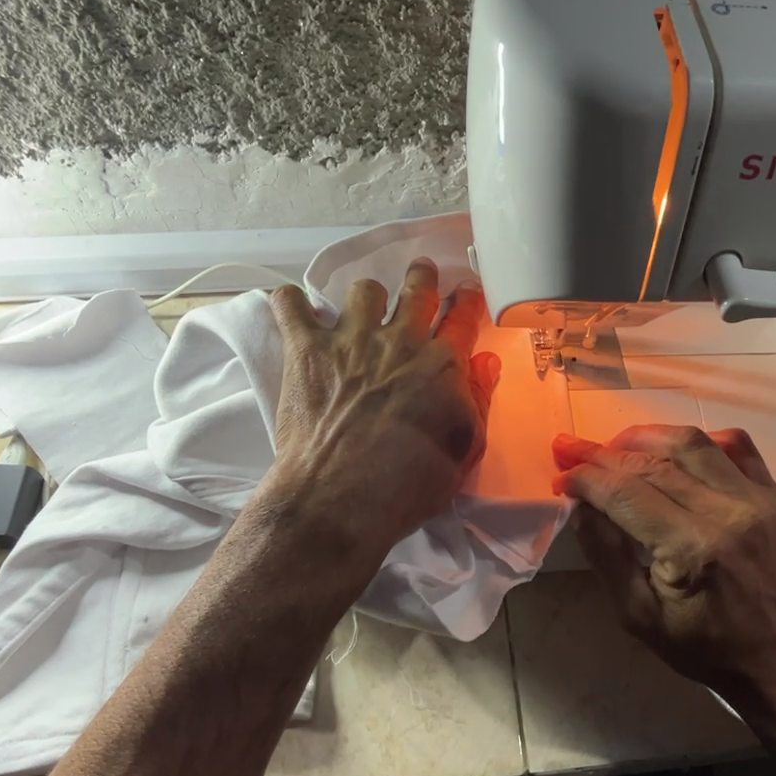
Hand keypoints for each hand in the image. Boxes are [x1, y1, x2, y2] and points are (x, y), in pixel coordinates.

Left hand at [266, 259, 500, 557]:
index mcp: (442, 366)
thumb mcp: (463, 452)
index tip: (466, 295)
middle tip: (421, 277)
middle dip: (422, 278)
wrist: (341, 498)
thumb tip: (485, 363)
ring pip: (364, 290)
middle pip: (417, 289)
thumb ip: (477, 403)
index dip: (467, 302)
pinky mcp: (306, 348)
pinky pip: (291, 304)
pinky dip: (291, 302)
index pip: (462, 319)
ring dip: (366, 297)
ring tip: (360, 312)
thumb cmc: (409, 487)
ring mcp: (351, 339)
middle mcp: (400, 341)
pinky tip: (293, 309)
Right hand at [552, 425, 775, 705]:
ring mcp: (756, 499)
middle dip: (603, 454)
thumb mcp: (637, 615)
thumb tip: (579, 505)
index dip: (587, 479)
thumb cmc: (702, 646)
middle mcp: (728, 512)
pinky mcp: (773, 495)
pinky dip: (698, 440)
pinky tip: (671, 450)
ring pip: (692, 443)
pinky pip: (735, 445)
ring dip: (645, 437)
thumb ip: (605, 554)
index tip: (561, 475)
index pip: (626, 493)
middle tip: (570, 449)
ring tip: (613, 446)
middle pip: (654, 462)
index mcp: (693, 548)